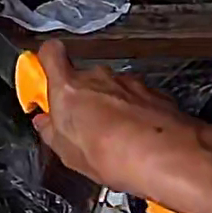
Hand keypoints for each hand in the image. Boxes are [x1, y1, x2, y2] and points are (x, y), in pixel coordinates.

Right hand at [30, 40, 211, 203]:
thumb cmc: (118, 155)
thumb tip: (45, 125)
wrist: (171, 157)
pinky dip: (128, 115)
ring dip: (104, 109)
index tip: (40, 85)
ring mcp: (127, 83)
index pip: (49, 54)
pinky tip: (131, 142)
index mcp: (69, 89)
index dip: (42, 65)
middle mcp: (98, 77)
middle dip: (76, 99)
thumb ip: (52, 133)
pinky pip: (130, 100)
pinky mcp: (151, 92)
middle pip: (79, 79)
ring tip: (107, 142)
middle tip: (75, 128)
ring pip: (106, 90)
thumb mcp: (69, 154)